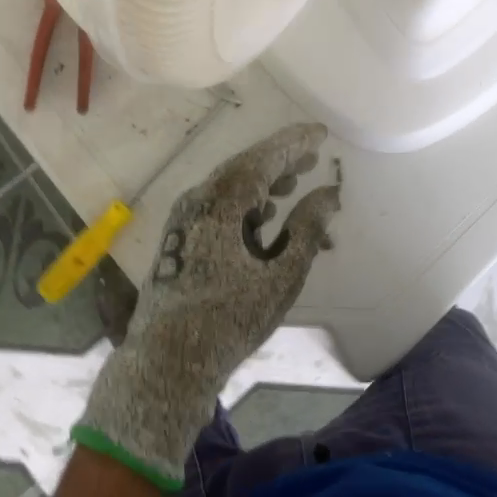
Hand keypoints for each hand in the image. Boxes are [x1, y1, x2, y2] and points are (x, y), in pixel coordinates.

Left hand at [74, 124, 341, 489]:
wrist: (167, 363)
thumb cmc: (229, 319)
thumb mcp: (280, 276)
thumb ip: (307, 230)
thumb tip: (329, 194)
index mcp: (221, 203)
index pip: (263, 158)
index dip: (294, 143)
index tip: (320, 133)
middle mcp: (198, 201)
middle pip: (244, 167)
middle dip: (280, 160)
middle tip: (313, 154)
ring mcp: (183, 219)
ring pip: (230, 187)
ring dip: (264, 182)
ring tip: (295, 181)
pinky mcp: (179, 238)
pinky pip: (218, 206)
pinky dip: (246, 203)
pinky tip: (265, 214)